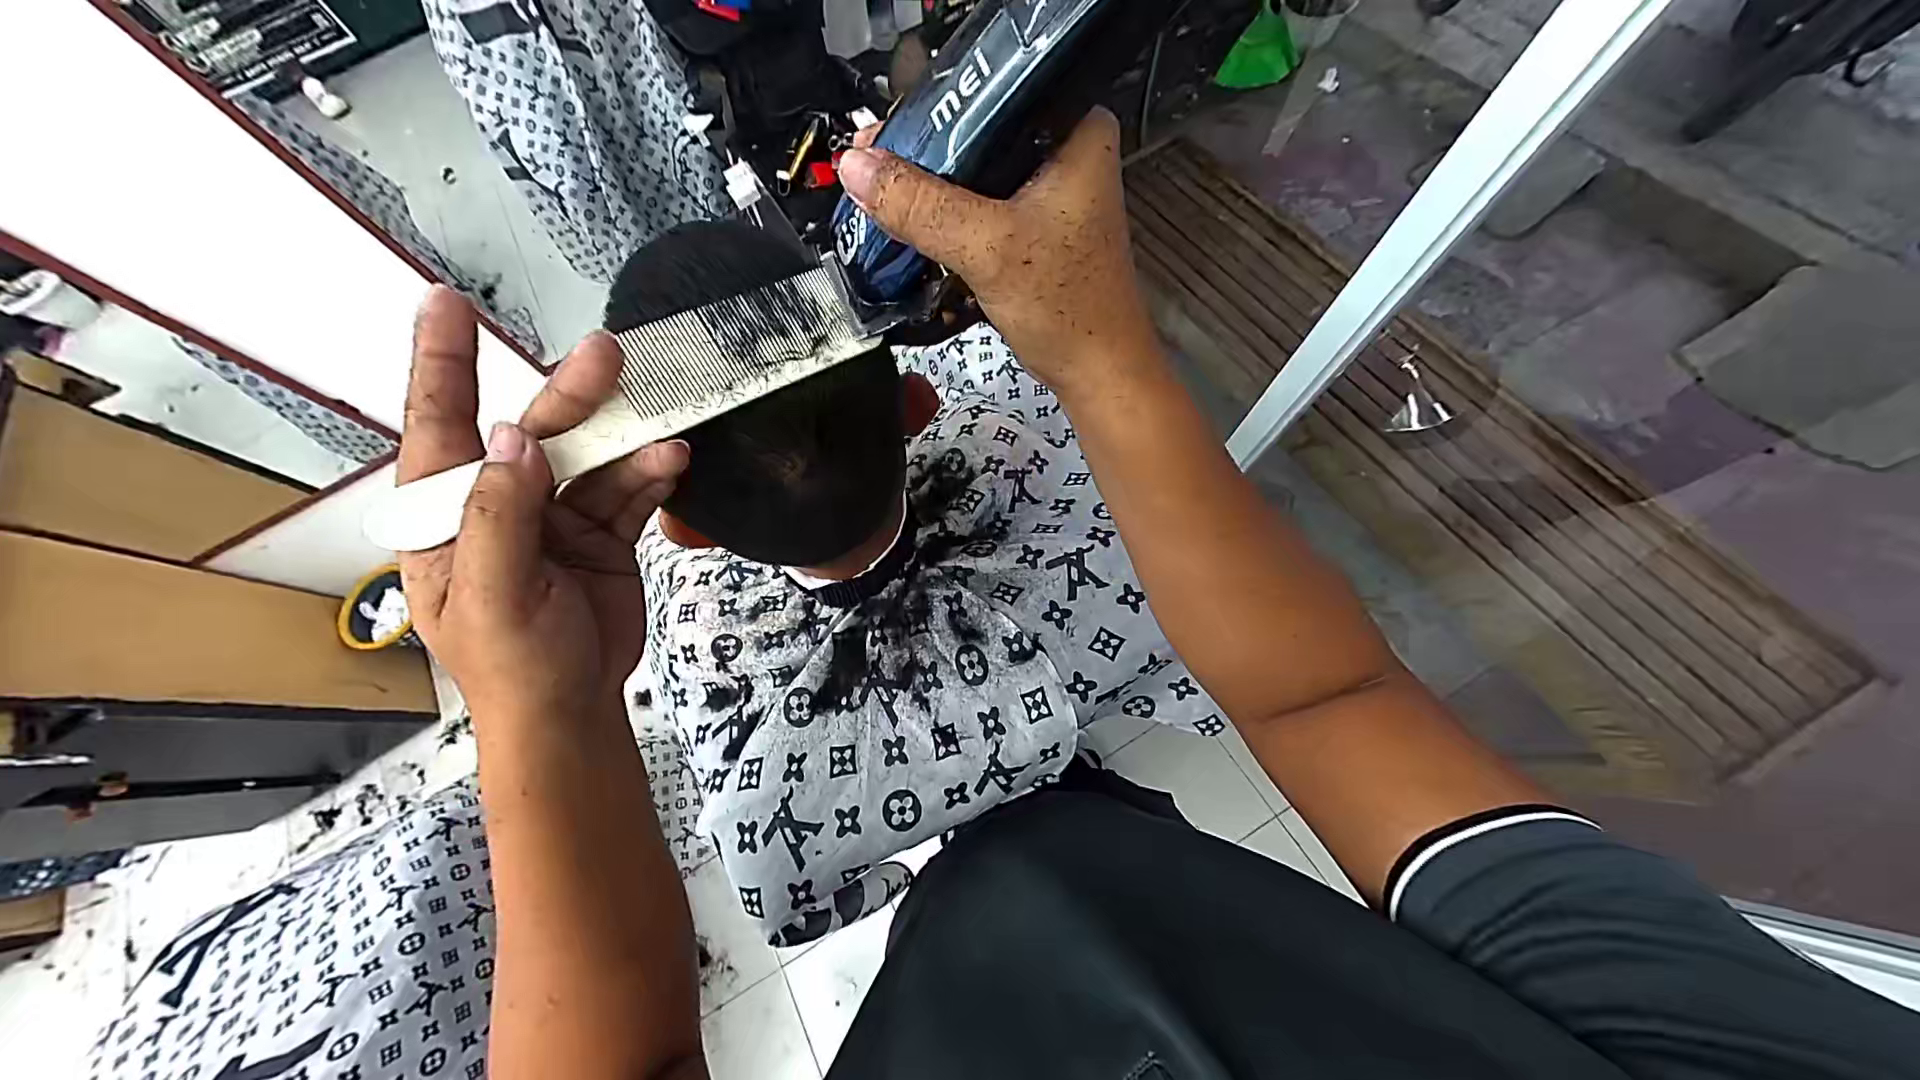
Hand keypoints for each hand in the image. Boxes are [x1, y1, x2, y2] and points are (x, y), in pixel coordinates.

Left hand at [396, 288, 689, 727]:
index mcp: (448, 517)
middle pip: (535, 434)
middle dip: (570, 396)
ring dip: (630, 448)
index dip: (442, 363)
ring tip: (665, 438)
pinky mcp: (602, 535)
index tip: (447, 304)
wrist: (571, 705)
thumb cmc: (513, 665)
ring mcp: (557, 519)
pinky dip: (652, 478)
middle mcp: (503, 506)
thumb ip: (498, 516)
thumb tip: (510, 440)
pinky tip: (672, 466)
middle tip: (606, 358)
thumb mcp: (493, 597)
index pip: (438, 427)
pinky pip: (629, 494)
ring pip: (594, 462)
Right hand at [837, 107, 1159, 396]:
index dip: (929, 114)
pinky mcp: (1030, 226)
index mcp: (1074, 129)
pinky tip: (916, 227)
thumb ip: (922, 207)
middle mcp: (1062, 151)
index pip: (986, 92)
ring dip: (929, 192)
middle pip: (973, 132)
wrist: (1094, 370)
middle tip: (873, 172)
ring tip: (886, 201)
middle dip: (922, 158)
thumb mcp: (990, 249)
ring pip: (971, 173)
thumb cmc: (1075, 311)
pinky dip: (945, 219)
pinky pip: (976, 206)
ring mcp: (1046, 191)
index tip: (882, 137)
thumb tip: (861, 171)